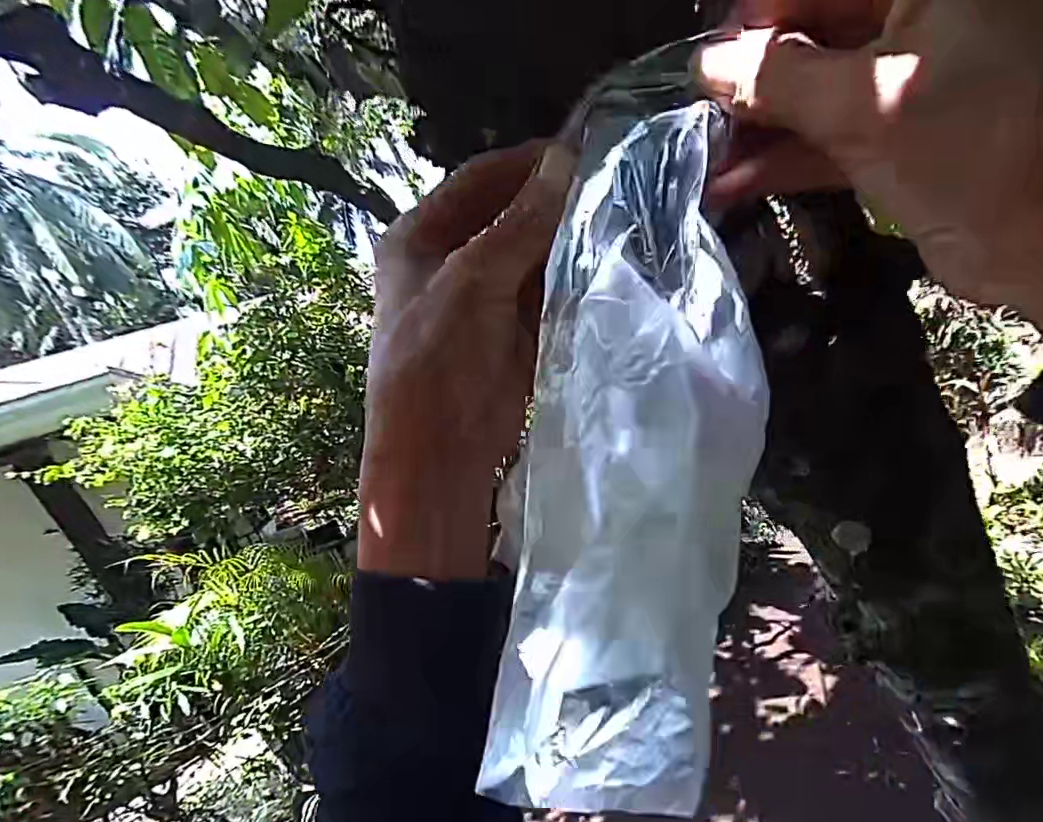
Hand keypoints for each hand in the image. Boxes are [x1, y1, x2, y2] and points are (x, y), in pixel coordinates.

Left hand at [359, 141, 575, 579]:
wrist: (438, 451)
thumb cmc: (435, 359)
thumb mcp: (471, 280)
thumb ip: (520, 224)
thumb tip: (565, 159)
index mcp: (420, 238)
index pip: (480, 181)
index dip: (527, 163)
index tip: (582, 148)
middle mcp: (451, 264)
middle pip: (511, 219)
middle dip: (556, 206)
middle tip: (615, 185)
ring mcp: (485, 304)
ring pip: (534, 260)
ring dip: (570, 246)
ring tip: (622, 221)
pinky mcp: (513, 338)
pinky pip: (548, 300)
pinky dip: (574, 286)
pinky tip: (609, 270)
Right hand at [696, 0, 1042, 351]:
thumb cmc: (983, 149)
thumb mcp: (872, 106)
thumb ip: (783, 80)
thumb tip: (709, 66)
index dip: (758, 15)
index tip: (707, 68)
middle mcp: (924, 6)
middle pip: (815, 24)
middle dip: (753, 77)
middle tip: (698, 122)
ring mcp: (912, 72)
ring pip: (817, 86)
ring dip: (760, 127)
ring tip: (703, 160)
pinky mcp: (901, 133)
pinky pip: (831, 133)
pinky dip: (786, 159)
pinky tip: (733, 184)